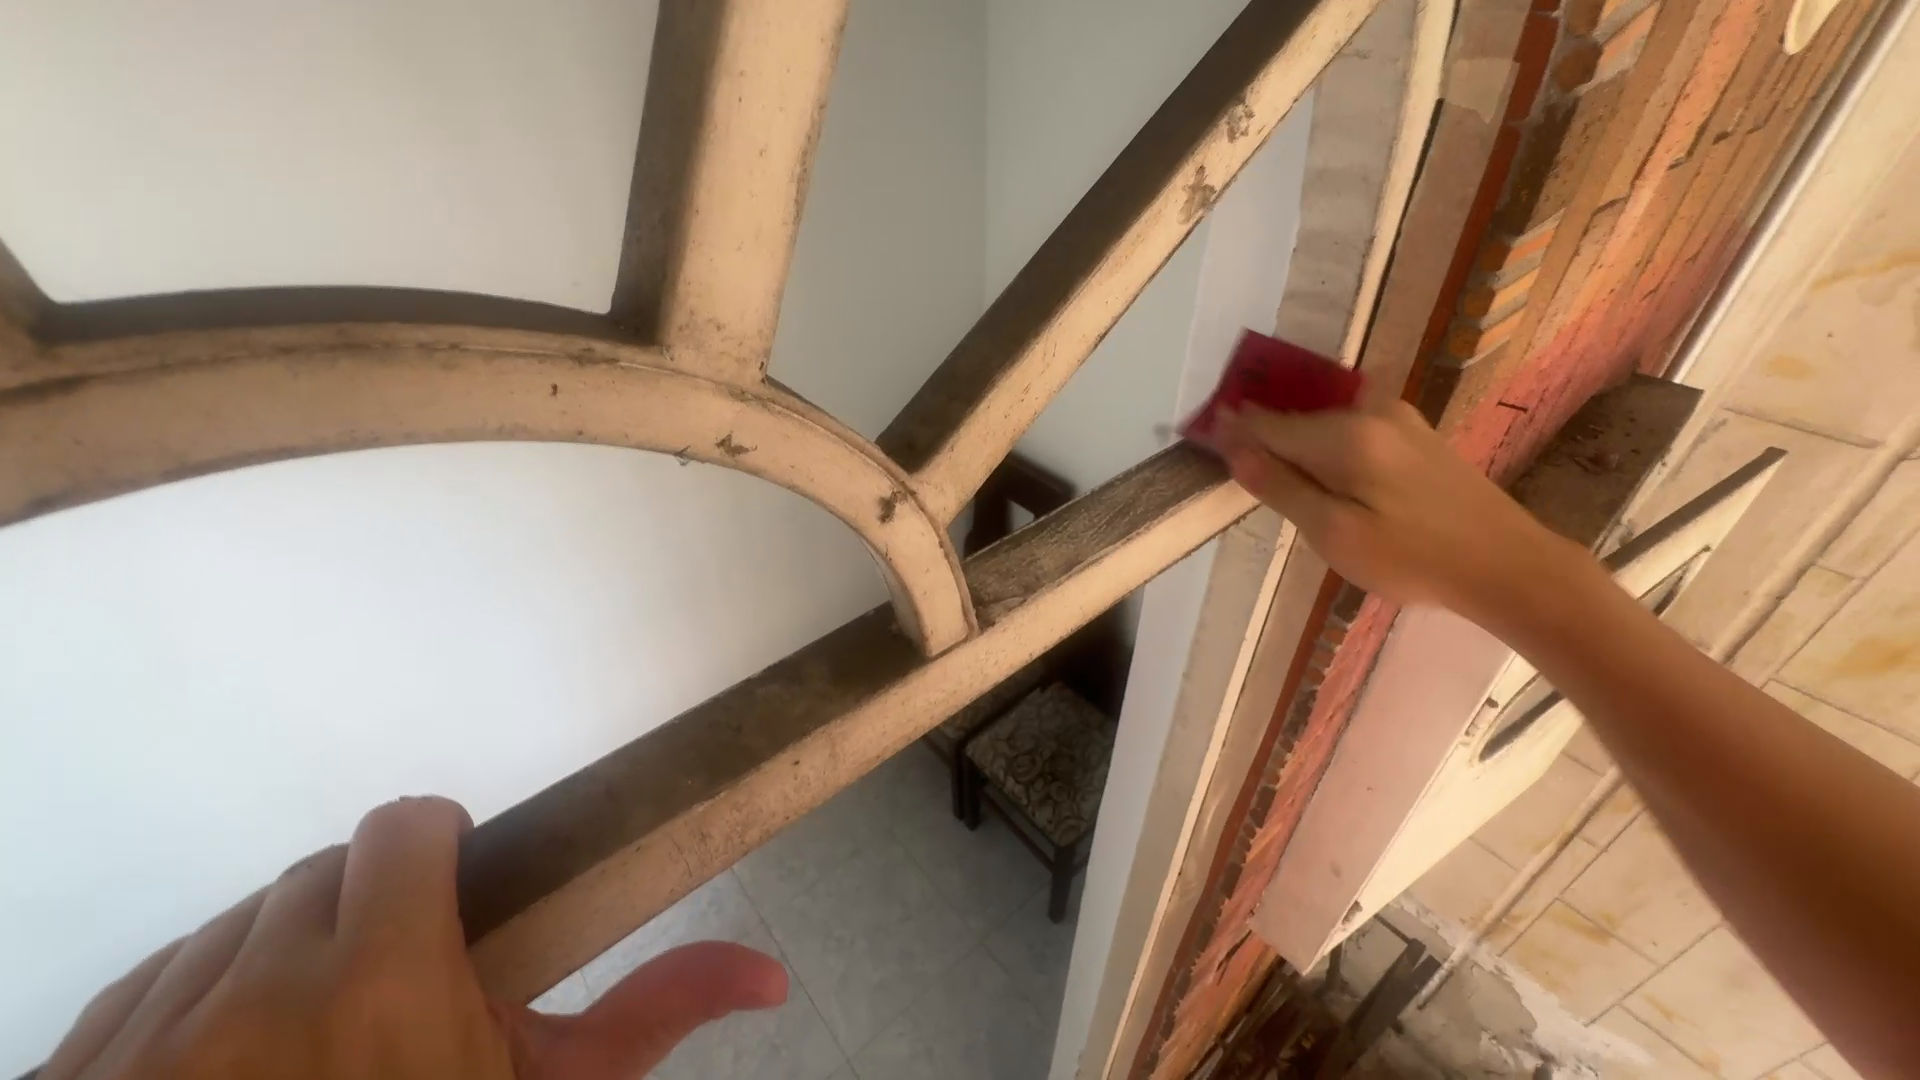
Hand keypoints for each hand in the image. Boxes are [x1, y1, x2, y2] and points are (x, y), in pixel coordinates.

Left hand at [42, 797, 786, 1079]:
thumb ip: (658, 1014)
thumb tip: (773, 973)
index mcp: (381, 982)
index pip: (401, 827)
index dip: (438, 846)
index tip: (459, 889)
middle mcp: (250, 996)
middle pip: (326, 872)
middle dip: (373, 907)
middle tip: (405, 985)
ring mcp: (143, 1047)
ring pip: (239, 924)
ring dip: (288, 955)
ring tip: (323, 1038)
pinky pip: (149, 984)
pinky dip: (199, 1005)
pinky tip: (235, 1069)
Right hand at [1217, 400, 1584, 624]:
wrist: (1508, 565)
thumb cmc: (1413, 557)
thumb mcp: (1334, 533)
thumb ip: (1281, 487)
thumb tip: (1233, 447)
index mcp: (1346, 435)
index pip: (1266, 423)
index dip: (1230, 431)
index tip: (1200, 439)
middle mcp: (1370, 413)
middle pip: (1295, 419)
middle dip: (1261, 436)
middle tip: (1239, 472)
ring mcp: (1398, 420)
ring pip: (1322, 425)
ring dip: (1293, 444)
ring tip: (1276, 481)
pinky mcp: (1414, 436)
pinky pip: (1349, 431)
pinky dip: (1323, 448)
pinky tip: (1323, 478)